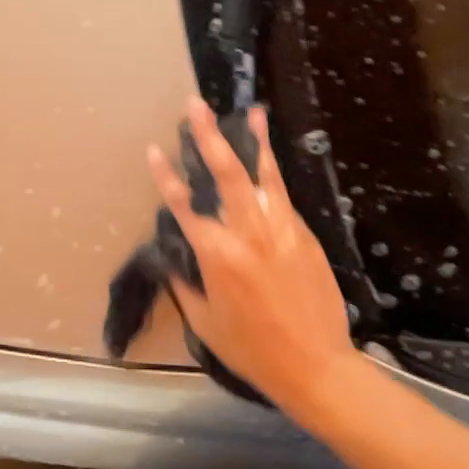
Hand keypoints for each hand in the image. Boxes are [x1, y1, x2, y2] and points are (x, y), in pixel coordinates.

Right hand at [147, 98, 357, 410]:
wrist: (314, 362)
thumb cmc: (252, 350)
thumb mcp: (206, 323)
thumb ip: (188, 283)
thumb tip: (177, 257)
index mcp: (217, 255)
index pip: (185, 206)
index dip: (166, 177)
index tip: (154, 150)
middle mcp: (249, 233)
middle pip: (227, 174)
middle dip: (209, 136)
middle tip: (197, 106)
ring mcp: (282, 231)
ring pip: (266, 177)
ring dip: (257, 143)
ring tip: (252, 113)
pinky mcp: (305, 236)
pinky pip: (285, 200)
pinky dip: (274, 178)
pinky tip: (270, 162)